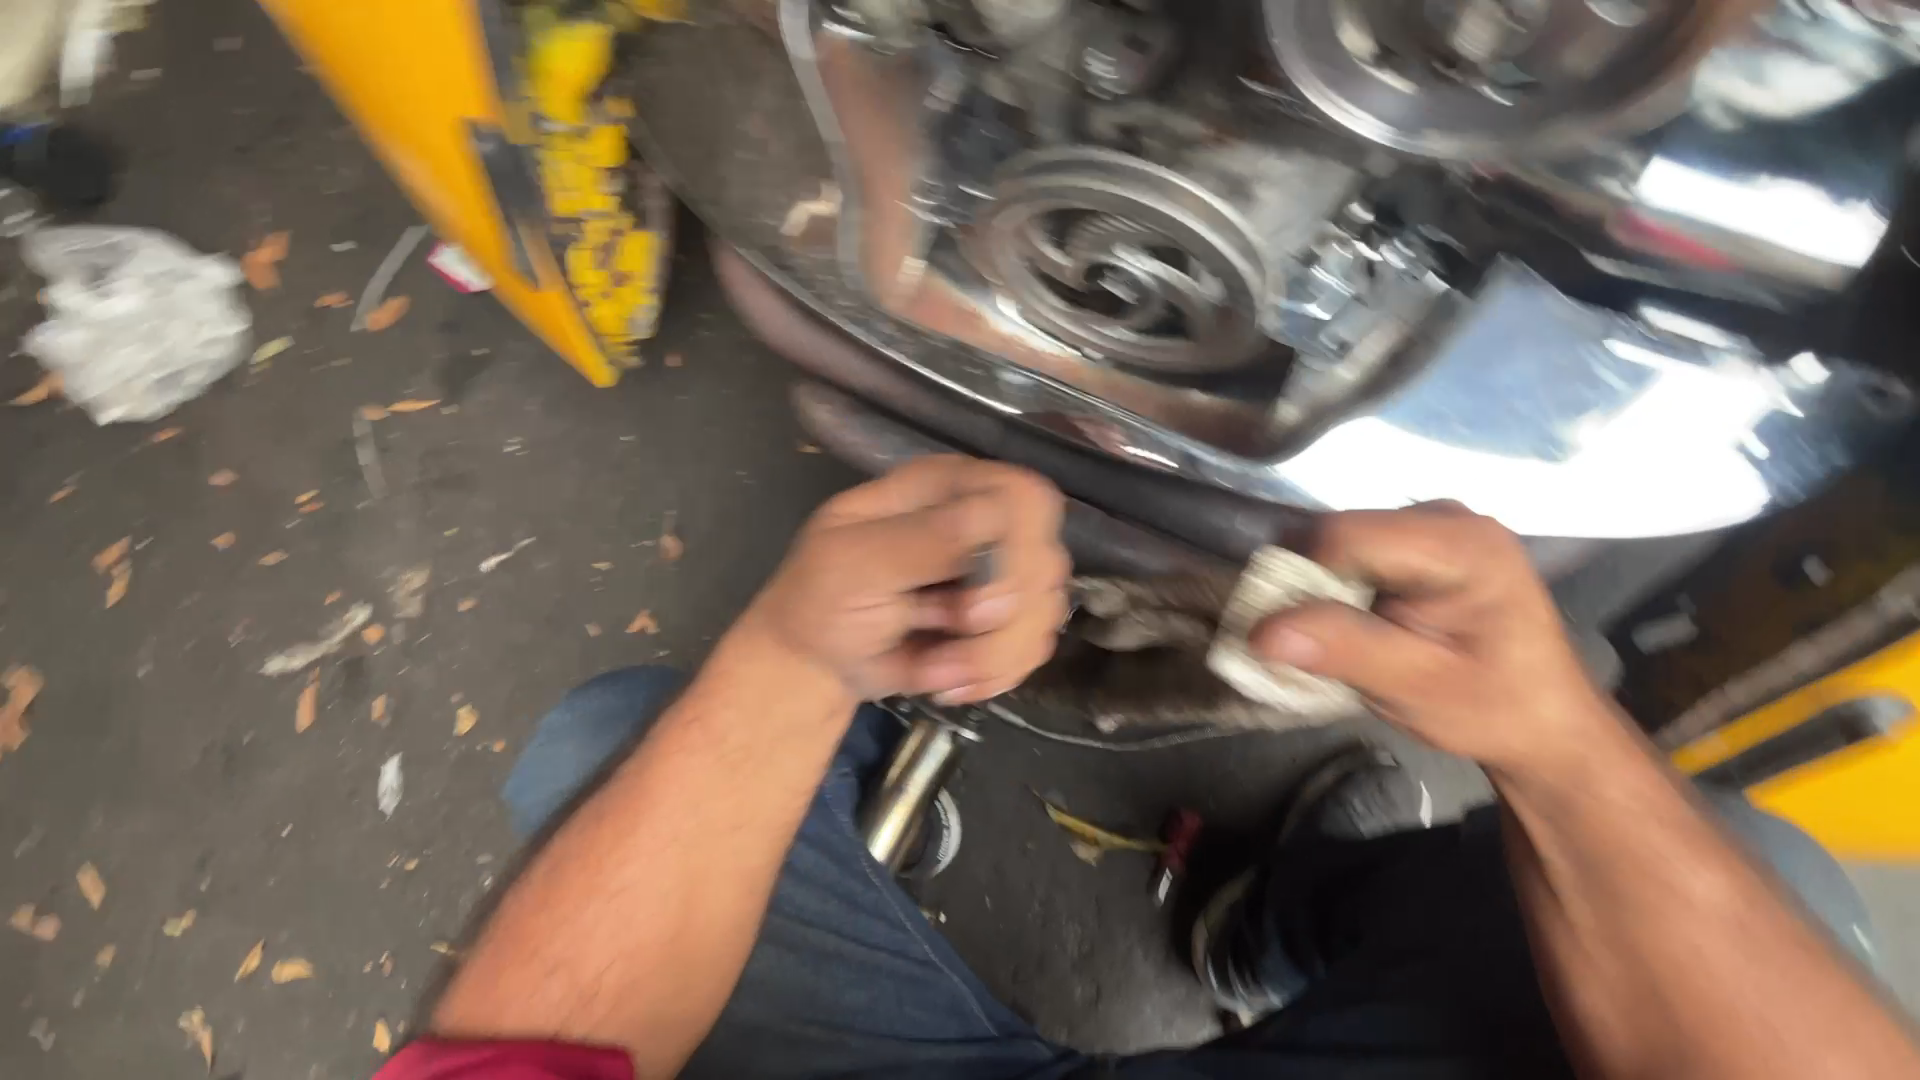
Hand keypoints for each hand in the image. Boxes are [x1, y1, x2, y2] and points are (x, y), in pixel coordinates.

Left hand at [745, 455, 1070, 703]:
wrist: (817, 662)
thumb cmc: (820, 600)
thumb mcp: (852, 563)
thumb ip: (920, 540)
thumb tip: (990, 516)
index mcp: (944, 488)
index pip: (1022, 498)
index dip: (1017, 553)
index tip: (977, 607)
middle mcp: (983, 522)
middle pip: (1045, 560)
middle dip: (1002, 622)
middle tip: (949, 643)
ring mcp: (999, 572)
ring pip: (1045, 610)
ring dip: (992, 656)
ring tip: (936, 670)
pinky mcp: (1005, 619)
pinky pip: (1035, 647)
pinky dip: (994, 674)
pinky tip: (949, 680)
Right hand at [1251, 503, 1626, 776]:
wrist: (1542, 721)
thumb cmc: (1492, 708)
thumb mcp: (1415, 688)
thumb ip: (1344, 649)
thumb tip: (1261, 632)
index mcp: (1460, 544)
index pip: (1342, 536)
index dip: (1305, 580)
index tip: (1301, 636)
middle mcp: (1445, 517)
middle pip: (1335, 535)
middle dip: (1310, 587)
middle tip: (1319, 644)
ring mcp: (1432, 524)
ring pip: (1335, 543)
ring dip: (1320, 590)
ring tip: (1341, 638)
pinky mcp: (1418, 540)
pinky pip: (1350, 553)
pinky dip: (1336, 589)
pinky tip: (1357, 623)